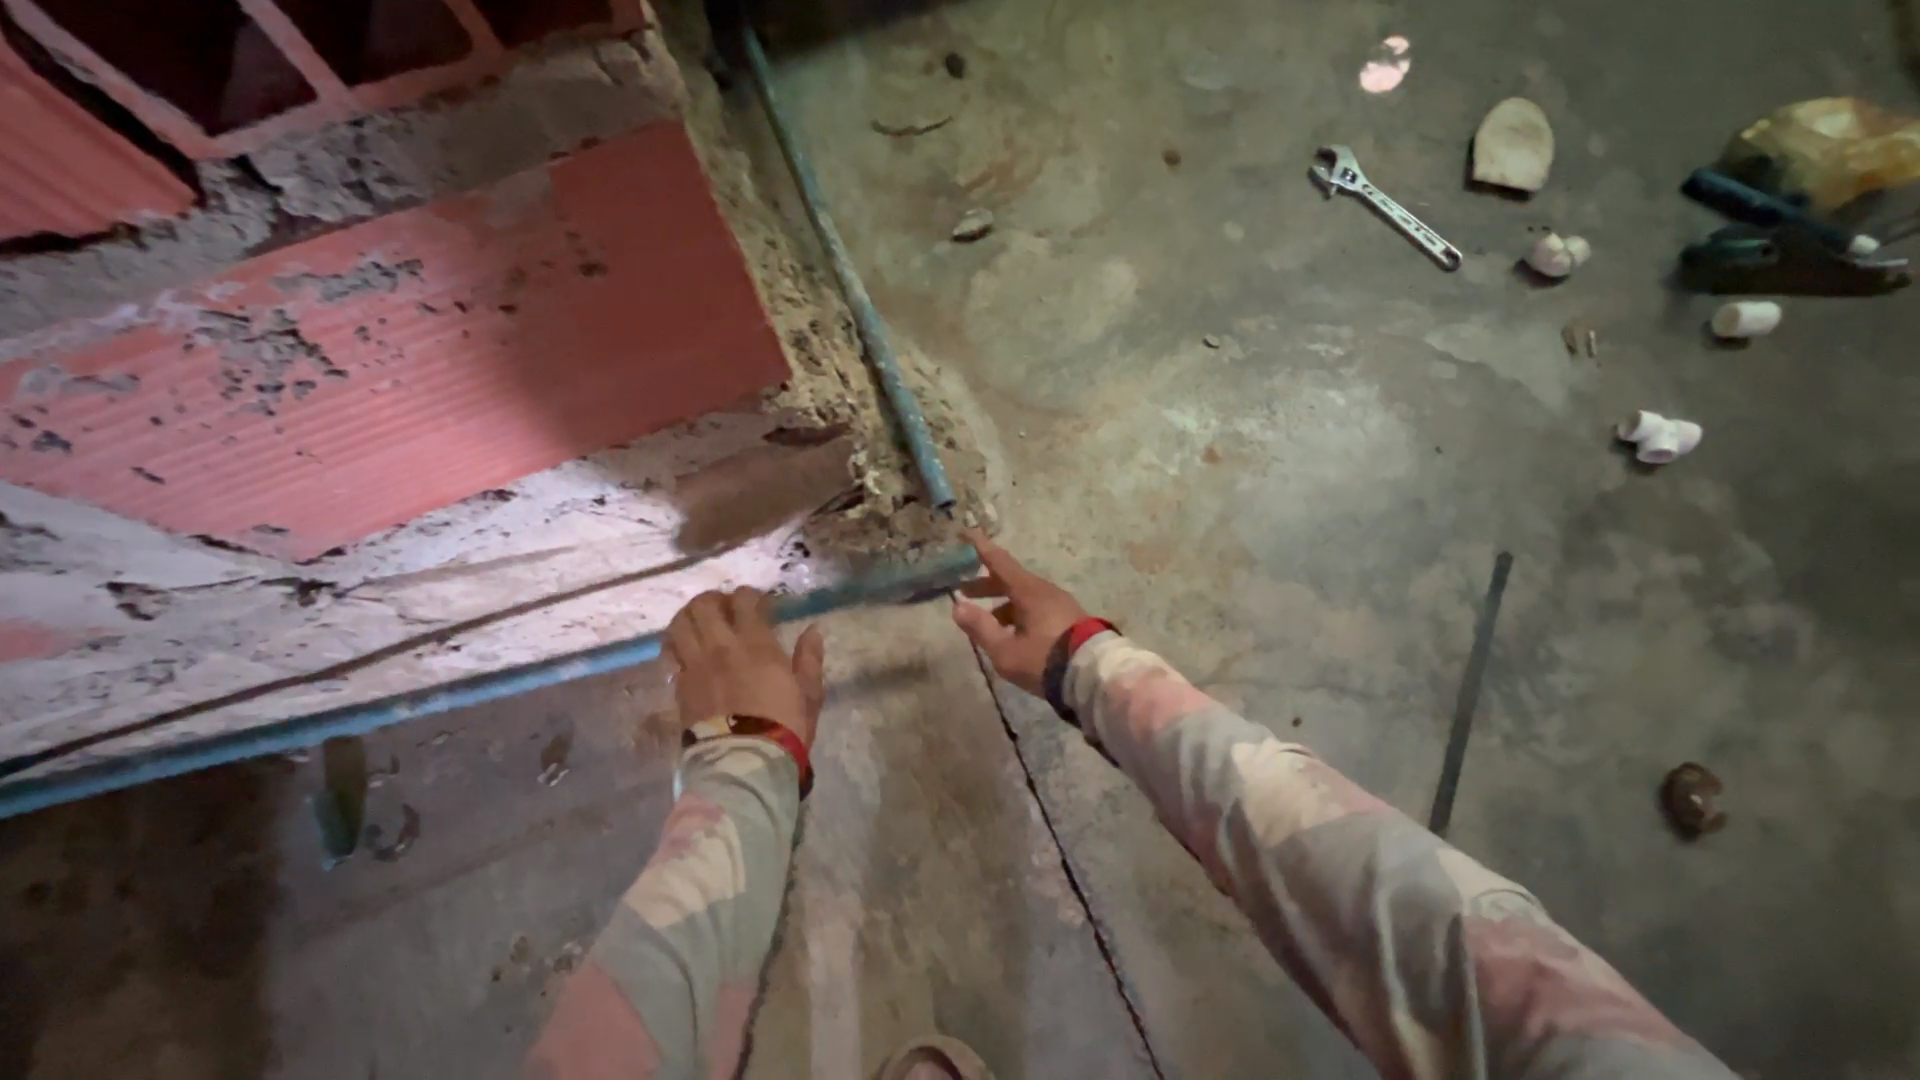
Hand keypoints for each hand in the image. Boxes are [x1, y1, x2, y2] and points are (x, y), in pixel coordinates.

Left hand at [665, 588, 826, 747]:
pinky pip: (670, 654)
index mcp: (756, 645)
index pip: (745, 602)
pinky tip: (686, 648)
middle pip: (704, 605)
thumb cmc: (784, 728)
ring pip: (680, 624)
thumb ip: (809, 658)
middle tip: (725, 608)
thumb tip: (814, 629)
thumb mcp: (809, 693)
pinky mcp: (680, 687)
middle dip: (715, 599)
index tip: (760, 602)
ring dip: (689, 616)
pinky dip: (676, 643)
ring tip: (700, 623)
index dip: (751, 595)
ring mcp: (695, 667)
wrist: (744, 765)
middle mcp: (721, 648)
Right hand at [951, 528, 1087, 695]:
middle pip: (1011, 579)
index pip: (999, 561)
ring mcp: (1060, 604)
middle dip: (986, 584)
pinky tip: (1012, 634)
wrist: (1094, 676)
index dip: (980, 547)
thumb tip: (957, 606)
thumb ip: (981, 628)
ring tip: (986, 622)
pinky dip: (1018, 613)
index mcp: (1029, 592)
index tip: (966, 532)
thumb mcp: (1006, 650)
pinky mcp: (1069, 619)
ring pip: (1024, 596)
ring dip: (1002, 603)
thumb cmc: (1045, 660)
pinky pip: (1037, 608)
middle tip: (964, 590)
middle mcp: (1045, 591)